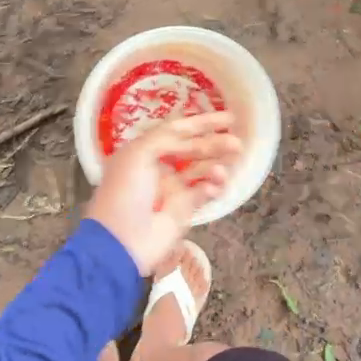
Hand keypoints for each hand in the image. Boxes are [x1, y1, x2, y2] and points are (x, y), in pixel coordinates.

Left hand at [85, 111, 242, 275]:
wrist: (122, 241)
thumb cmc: (125, 193)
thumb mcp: (138, 154)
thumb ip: (167, 138)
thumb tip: (195, 136)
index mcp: (145, 150)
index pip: (178, 130)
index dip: (202, 122)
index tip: (228, 118)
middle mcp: (160, 166)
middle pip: (194, 149)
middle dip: (215, 144)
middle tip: (237, 143)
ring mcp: (173, 189)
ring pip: (203, 170)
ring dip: (217, 166)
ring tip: (225, 169)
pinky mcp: (184, 210)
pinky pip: (204, 193)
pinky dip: (212, 188)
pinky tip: (213, 188)